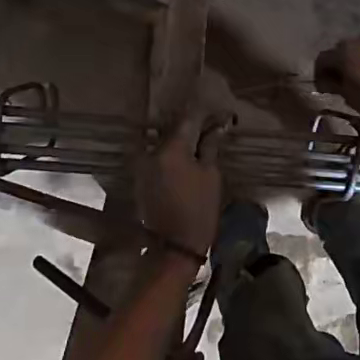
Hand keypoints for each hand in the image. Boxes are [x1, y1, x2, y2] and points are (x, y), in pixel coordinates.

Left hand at [138, 106, 227, 257]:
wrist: (175, 246)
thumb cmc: (200, 209)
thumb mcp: (211, 175)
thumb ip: (210, 147)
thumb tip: (217, 127)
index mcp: (171, 149)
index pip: (188, 120)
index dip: (205, 115)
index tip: (219, 114)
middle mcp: (152, 153)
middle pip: (173, 130)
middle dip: (192, 127)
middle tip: (212, 127)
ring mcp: (143, 167)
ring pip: (164, 144)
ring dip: (180, 141)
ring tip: (200, 143)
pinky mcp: (141, 179)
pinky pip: (158, 158)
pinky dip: (171, 155)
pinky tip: (186, 159)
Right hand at [313, 38, 359, 129]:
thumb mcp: (350, 97)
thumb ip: (334, 85)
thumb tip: (326, 81)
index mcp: (344, 52)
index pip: (322, 58)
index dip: (319, 74)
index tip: (323, 90)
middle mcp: (359, 41)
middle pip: (340, 51)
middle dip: (336, 66)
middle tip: (337, 85)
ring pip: (357, 50)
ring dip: (352, 63)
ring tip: (355, 82)